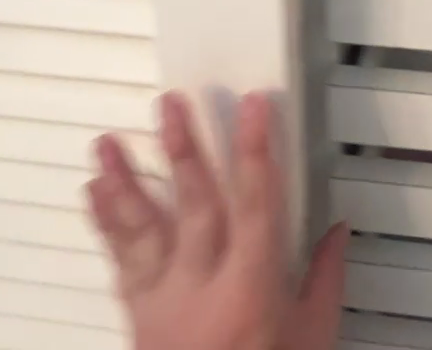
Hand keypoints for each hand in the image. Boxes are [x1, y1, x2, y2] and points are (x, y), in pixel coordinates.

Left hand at [88, 91, 348, 349]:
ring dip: (125, 182)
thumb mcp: (311, 340)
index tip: (253, 107)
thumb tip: (337, 235)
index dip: (255, 150)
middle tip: (172, 105)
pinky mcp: (138, 317)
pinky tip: (94, 195)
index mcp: (252, 288)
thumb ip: (324, 281)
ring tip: (106, 145)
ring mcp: (163, 302)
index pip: (258, 202)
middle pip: (194, 205)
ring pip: (144, 230)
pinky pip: (121, 261)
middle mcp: (202, 289)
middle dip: (183, 149)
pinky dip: (107, 222)